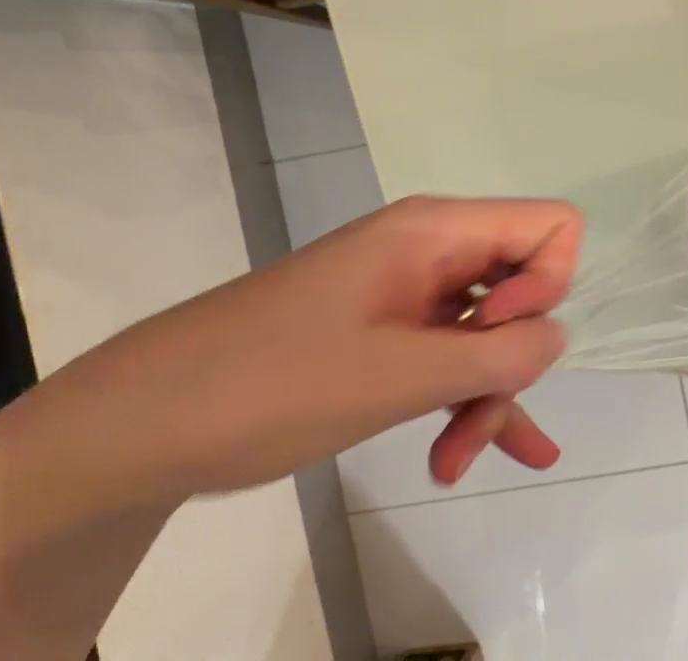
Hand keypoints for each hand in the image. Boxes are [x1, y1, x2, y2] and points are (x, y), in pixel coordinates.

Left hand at [0, 196, 582, 504]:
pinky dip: (462, 401)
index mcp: (434, 231)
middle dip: (514, 357)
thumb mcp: (400, 375)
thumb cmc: (270, 387)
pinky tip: (473, 457)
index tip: (499, 336)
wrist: (131, 430)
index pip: (550, 225)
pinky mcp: (381, 335)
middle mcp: (428, 251)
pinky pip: (447, 358)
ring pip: (485, 333)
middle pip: (522, 286)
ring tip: (454, 461)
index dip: (549, 283)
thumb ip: (501, 354)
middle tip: (477, 415)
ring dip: (484, 395)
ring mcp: (403, 294)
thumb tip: (556, 337)